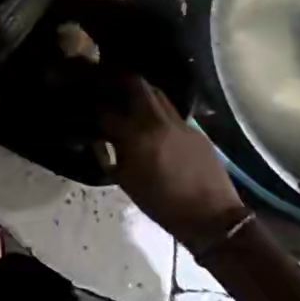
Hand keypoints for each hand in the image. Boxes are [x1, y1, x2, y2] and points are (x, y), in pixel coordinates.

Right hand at [100, 75, 246, 245]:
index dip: (93, 104)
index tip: (86, 103)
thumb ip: (109, 153)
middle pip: (135, 85)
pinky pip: (172, 113)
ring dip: (141, 92)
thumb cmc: (161, 203)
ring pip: (157, 93)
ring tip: (129, 99)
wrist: (213, 219)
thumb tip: (99, 138)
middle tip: (106, 85)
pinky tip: (155, 125)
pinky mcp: (196, 131)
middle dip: (118, 81)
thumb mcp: (125, 179)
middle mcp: (156, 122)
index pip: (105, 109)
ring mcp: (179, 124)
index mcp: (134, 135)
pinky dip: (159, 112)